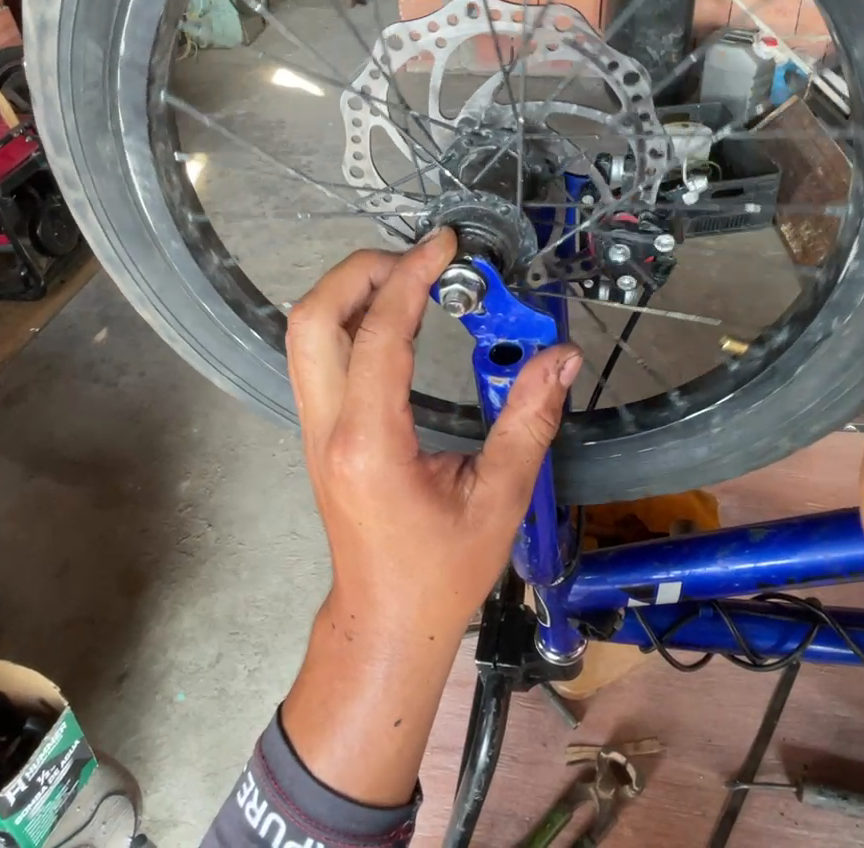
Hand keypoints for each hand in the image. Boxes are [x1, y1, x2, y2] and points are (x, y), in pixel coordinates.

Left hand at [286, 227, 582, 641]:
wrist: (386, 617)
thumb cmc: (438, 573)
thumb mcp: (499, 499)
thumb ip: (529, 421)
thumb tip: (558, 359)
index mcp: (370, 444)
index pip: (380, 335)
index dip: (412, 278)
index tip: (444, 248)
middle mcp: (328, 429)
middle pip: (312, 319)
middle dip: (360, 271)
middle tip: (419, 260)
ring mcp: (314, 431)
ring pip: (305, 334)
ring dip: (351, 292)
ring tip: (409, 280)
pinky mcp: (320, 433)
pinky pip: (318, 357)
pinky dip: (349, 321)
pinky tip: (393, 319)